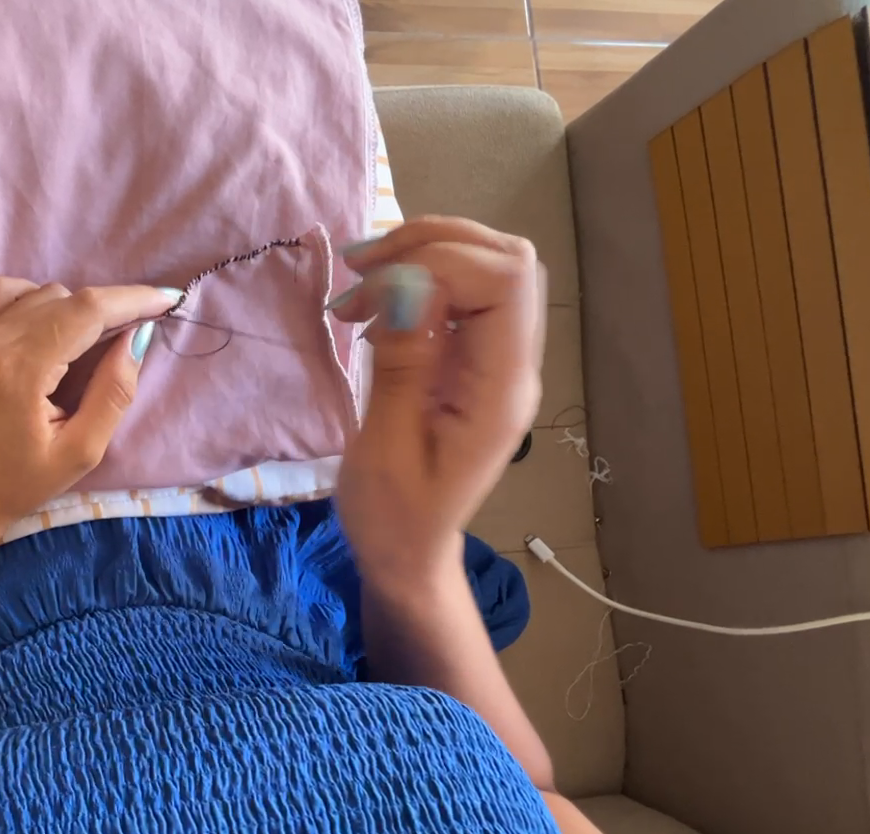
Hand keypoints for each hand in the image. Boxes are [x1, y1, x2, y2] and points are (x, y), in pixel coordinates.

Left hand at [0, 276, 179, 544]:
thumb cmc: (19, 485)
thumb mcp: (80, 453)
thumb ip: (113, 393)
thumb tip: (137, 336)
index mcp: (21, 369)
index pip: (86, 309)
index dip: (133, 299)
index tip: (169, 299)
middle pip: (66, 296)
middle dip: (110, 307)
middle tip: (137, 332)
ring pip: (40, 291)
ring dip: (76, 308)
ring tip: (95, 341)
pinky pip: (6, 293)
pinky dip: (38, 300)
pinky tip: (52, 329)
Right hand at [330, 217, 546, 591]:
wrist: (407, 554)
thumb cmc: (392, 517)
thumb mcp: (384, 449)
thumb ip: (401, 365)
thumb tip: (403, 283)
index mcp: (501, 390)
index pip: (503, 280)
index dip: (438, 262)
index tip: (369, 291)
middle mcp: (512, 366)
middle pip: (504, 259)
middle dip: (430, 244)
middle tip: (357, 270)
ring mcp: (496, 362)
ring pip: (484, 269)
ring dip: (420, 257)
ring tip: (358, 284)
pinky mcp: (472, 363)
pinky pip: (460, 297)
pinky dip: (416, 282)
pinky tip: (374, 304)